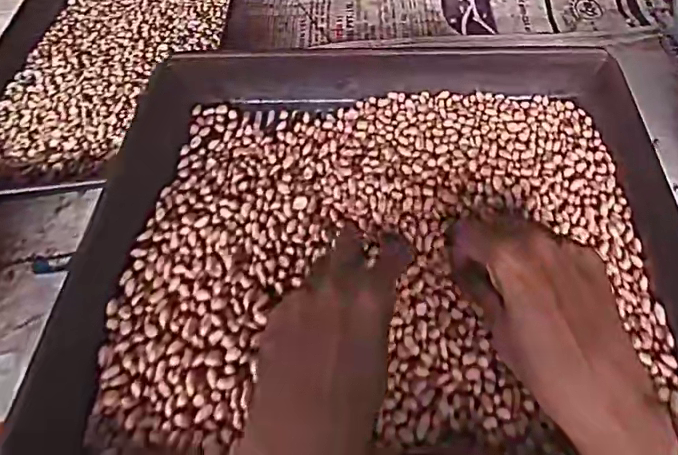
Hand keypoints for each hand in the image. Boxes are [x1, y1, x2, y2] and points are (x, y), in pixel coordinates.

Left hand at [235, 228, 411, 454]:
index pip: (391, 254)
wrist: (296, 437)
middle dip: (355, 244)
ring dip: (328, 279)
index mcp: (371, 297)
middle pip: (347, 242)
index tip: (400, 249)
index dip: (397, 250)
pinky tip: (306, 330)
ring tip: (332, 302)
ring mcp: (302, 295)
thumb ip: (374, 319)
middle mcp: (336, 285)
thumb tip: (373, 305)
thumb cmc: (350, 412)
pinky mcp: (277, 311)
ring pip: (319, 270)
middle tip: (361, 254)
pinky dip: (304, 306)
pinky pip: (296, 297)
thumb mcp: (377, 360)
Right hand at [451, 215, 677, 454]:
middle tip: (480, 270)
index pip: (470, 232)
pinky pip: (556, 246)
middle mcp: (538, 241)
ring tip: (514, 280)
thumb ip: (481, 291)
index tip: (459, 263)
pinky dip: (544, 257)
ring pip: (528, 231)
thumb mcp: (501, 332)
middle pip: (498, 224)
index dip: (458, 248)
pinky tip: (546, 287)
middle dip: (485, 244)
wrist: (610, 393)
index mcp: (509, 257)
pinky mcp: (590, 258)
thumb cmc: (551, 372)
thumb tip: (469, 274)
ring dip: (514, 246)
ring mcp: (567, 247)